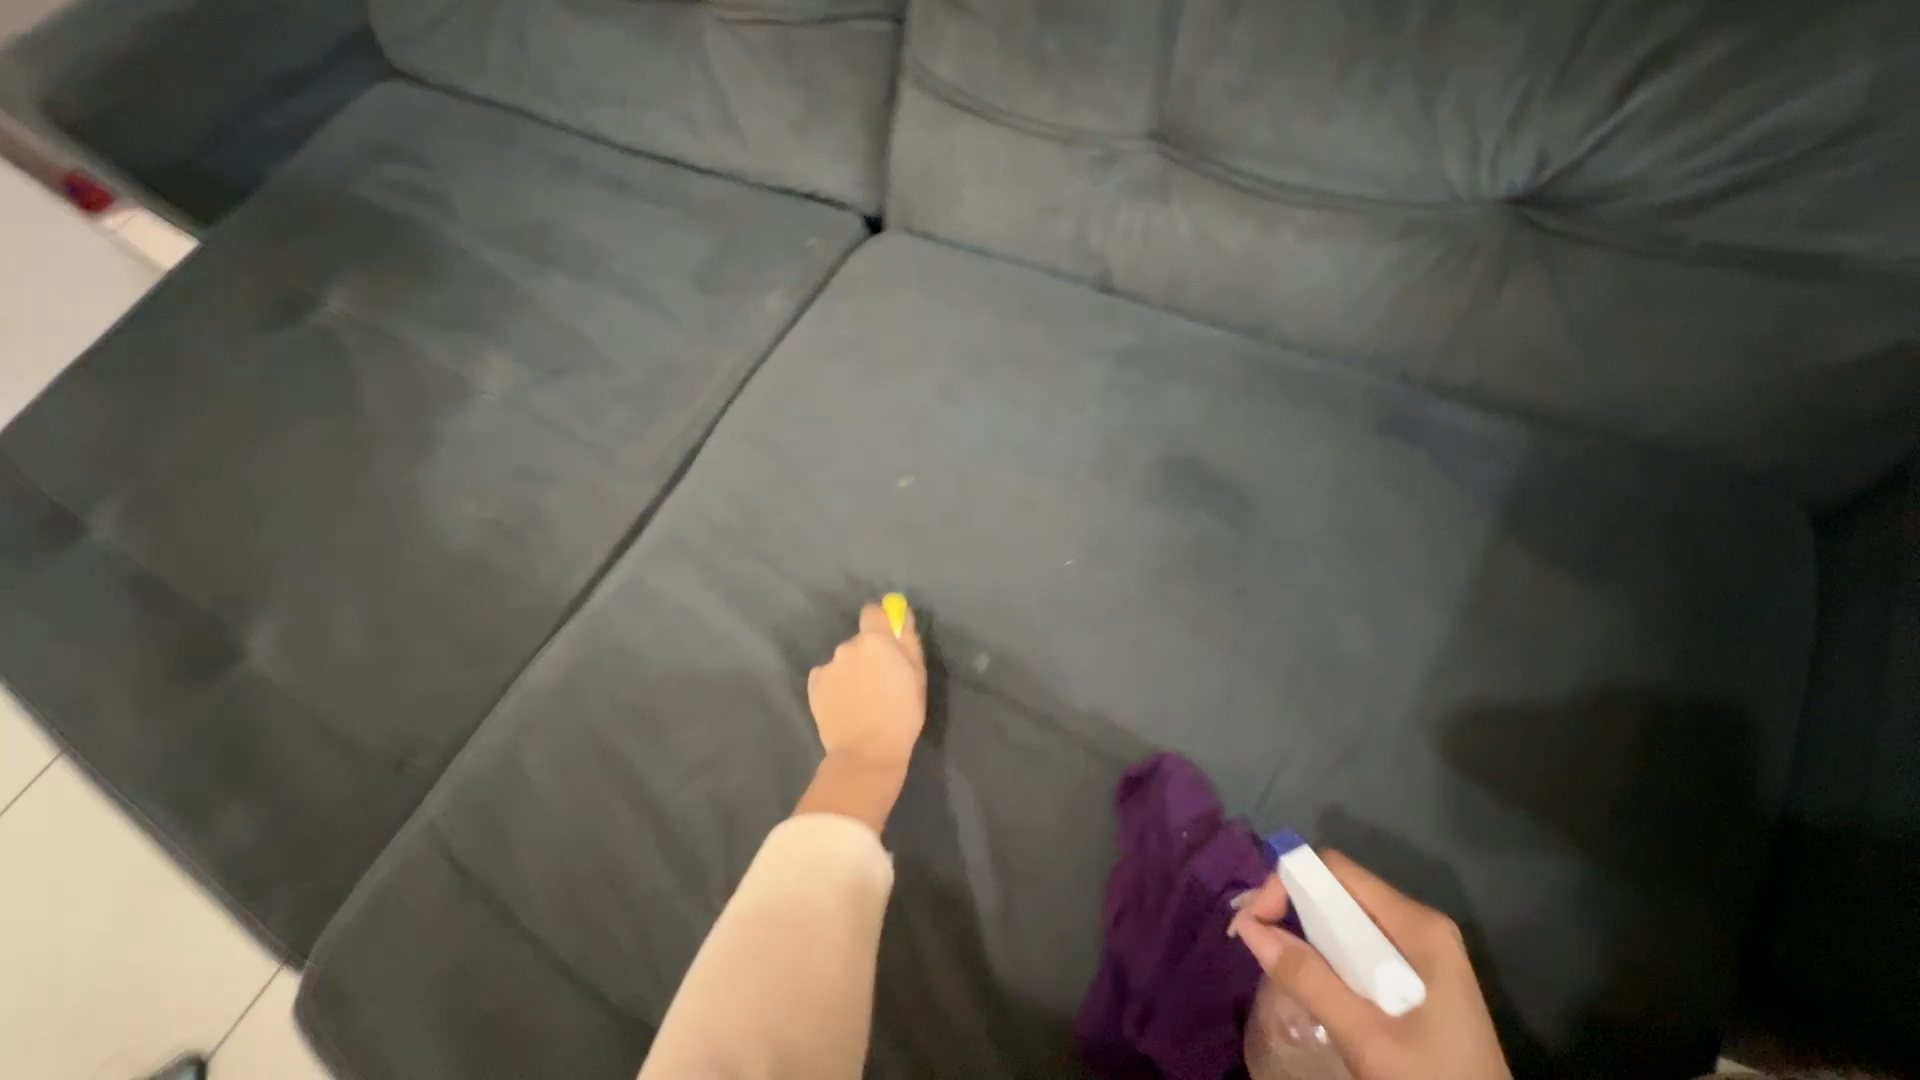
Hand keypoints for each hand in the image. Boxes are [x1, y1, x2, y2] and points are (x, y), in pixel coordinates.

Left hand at [794, 601, 926, 831]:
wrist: (867, 753)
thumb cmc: (902, 714)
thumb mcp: (917, 675)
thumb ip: (908, 639)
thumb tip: (901, 614)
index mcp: (875, 640)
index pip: (873, 612)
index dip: (881, 621)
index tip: (888, 638)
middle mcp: (847, 646)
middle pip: (859, 640)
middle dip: (868, 654)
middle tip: (880, 681)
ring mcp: (827, 666)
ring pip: (844, 660)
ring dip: (852, 671)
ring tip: (862, 699)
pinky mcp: (813, 685)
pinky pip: (827, 677)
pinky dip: (836, 685)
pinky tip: (845, 705)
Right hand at [1229, 853, 1511, 1079]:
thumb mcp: (1366, 1037)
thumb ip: (1308, 979)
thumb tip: (1248, 926)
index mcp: (1417, 927)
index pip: (1336, 872)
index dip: (1288, 884)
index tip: (1256, 923)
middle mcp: (1419, 927)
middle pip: (1339, 892)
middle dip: (1290, 910)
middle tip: (1256, 944)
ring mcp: (1421, 954)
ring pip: (1345, 921)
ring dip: (1305, 937)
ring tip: (1276, 966)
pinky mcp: (1417, 980)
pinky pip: (1358, 947)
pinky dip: (1326, 958)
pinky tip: (1313, 986)